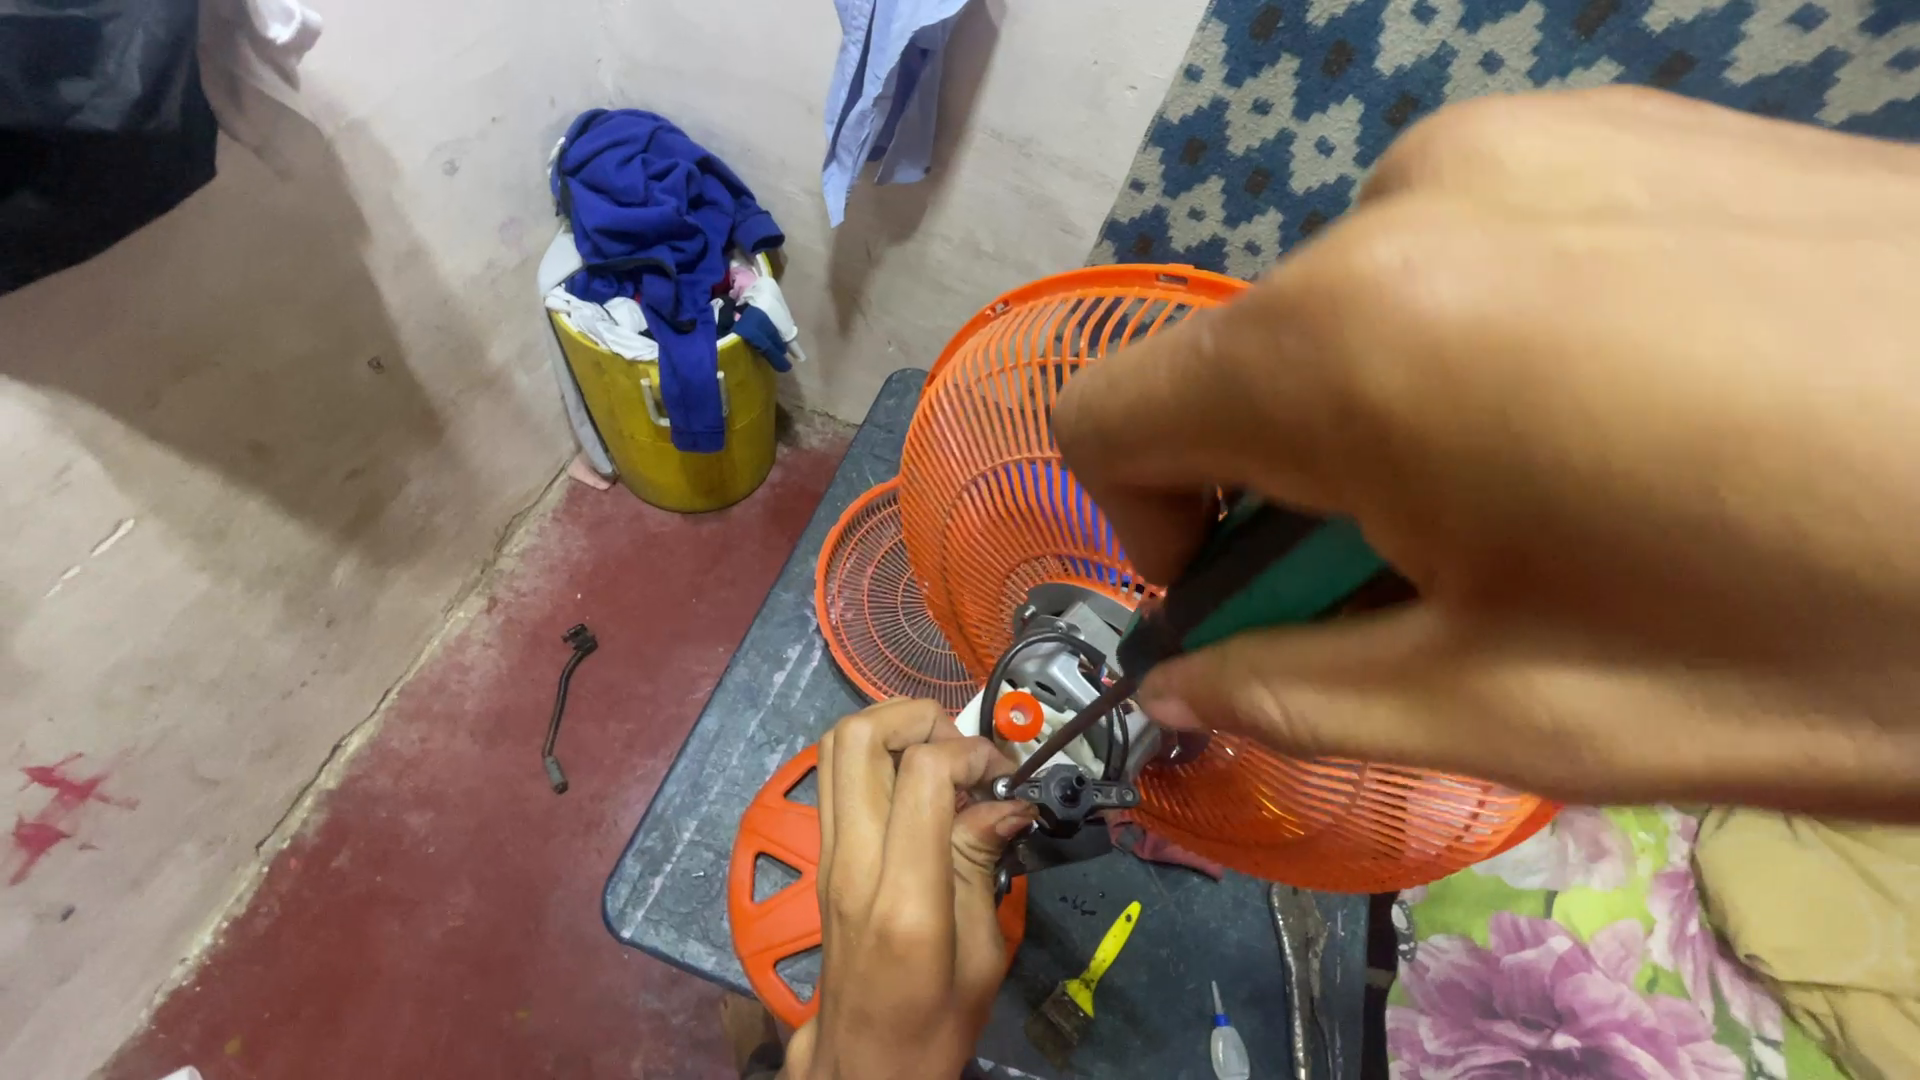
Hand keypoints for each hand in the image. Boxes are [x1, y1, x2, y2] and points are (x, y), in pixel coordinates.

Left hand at [780, 700, 1032, 1079]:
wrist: (863, 1063)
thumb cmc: (932, 1023)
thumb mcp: (982, 952)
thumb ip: (982, 861)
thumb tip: (1007, 799)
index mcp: (904, 896)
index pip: (922, 774)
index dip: (970, 752)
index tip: (1001, 774)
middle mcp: (853, 860)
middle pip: (859, 737)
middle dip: (919, 716)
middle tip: (961, 746)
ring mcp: (828, 852)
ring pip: (837, 744)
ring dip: (892, 725)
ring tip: (940, 751)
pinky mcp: (823, 851)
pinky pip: (836, 772)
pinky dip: (877, 750)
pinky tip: (916, 777)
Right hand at [1054, 86, 1919, 818]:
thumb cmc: (1823, 629)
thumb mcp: (1506, 712)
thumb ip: (1284, 696)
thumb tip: (1168, 689)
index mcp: (1335, 346)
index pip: (1106, 418)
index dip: (1146, 523)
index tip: (1252, 584)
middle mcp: (1386, 208)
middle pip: (1215, 378)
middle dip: (1269, 484)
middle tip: (1413, 562)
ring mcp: (1493, 142)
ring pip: (1314, 322)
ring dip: (1353, 418)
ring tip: (1519, 481)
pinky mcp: (1585, 124)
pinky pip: (1416, 258)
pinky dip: (1433, 344)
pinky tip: (1583, 396)